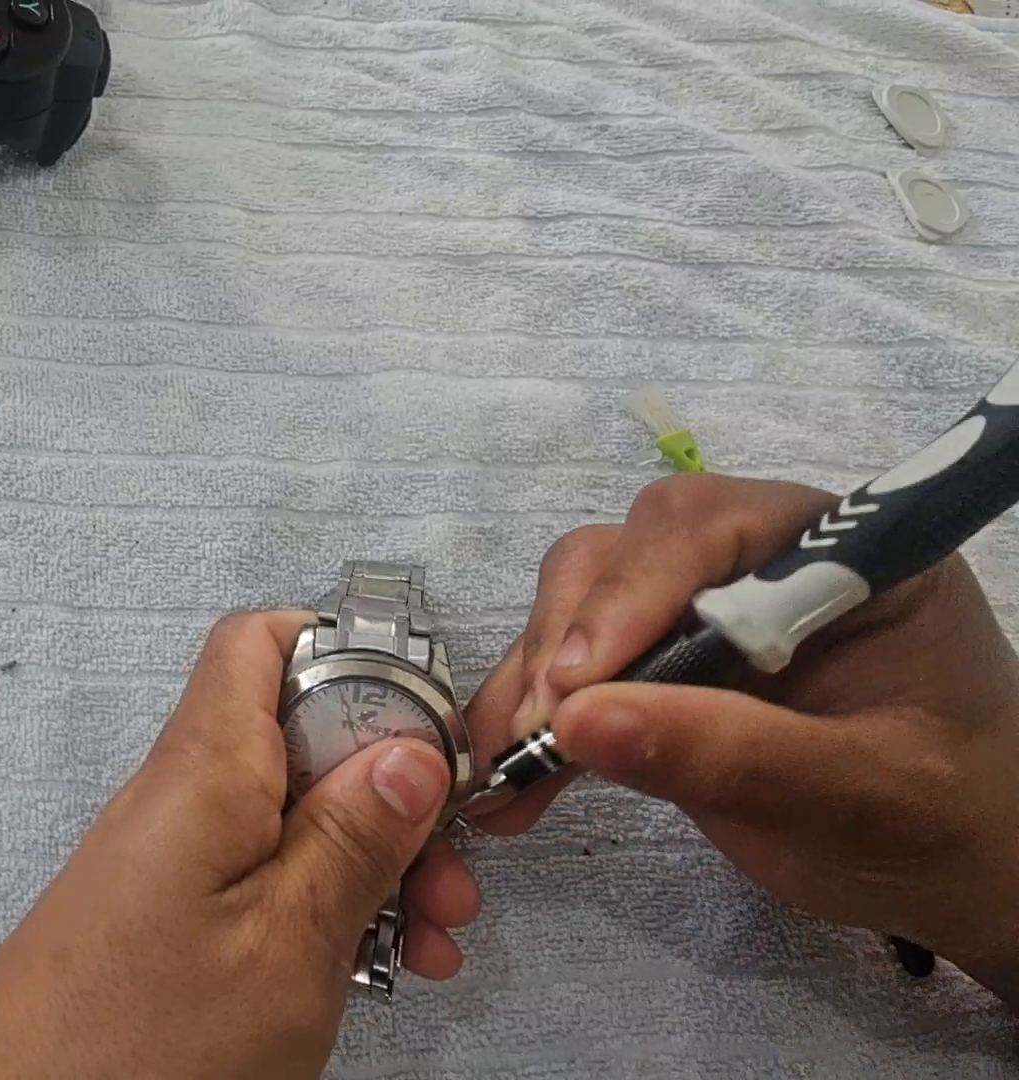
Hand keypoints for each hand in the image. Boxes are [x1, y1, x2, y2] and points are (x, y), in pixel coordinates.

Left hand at [0, 612, 478, 1079]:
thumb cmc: (135, 1039)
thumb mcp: (286, 944)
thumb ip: (350, 840)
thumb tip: (408, 759)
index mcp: (208, 766)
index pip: (261, 641)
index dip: (344, 652)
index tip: (416, 717)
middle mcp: (186, 784)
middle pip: (297, 726)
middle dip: (384, 782)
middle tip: (441, 860)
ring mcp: (180, 835)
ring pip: (293, 800)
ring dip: (367, 850)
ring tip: (421, 926)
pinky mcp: (176, 885)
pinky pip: (264, 855)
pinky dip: (323, 889)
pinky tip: (367, 946)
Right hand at [469, 473, 1018, 1005]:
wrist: (930, 868)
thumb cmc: (939, 824)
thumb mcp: (865, 799)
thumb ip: (734, 755)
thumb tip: (577, 722)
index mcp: (838, 558)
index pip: (705, 526)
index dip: (632, 588)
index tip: (581, 678)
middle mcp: (740, 564)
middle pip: (611, 557)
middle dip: (566, 640)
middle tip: (543, 730)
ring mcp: (674, 607)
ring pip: (562, 605)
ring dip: (528, 684)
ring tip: (512, 767)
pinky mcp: (629, 656)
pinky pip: (550, 664)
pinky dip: (519, 714)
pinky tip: (509, 772)